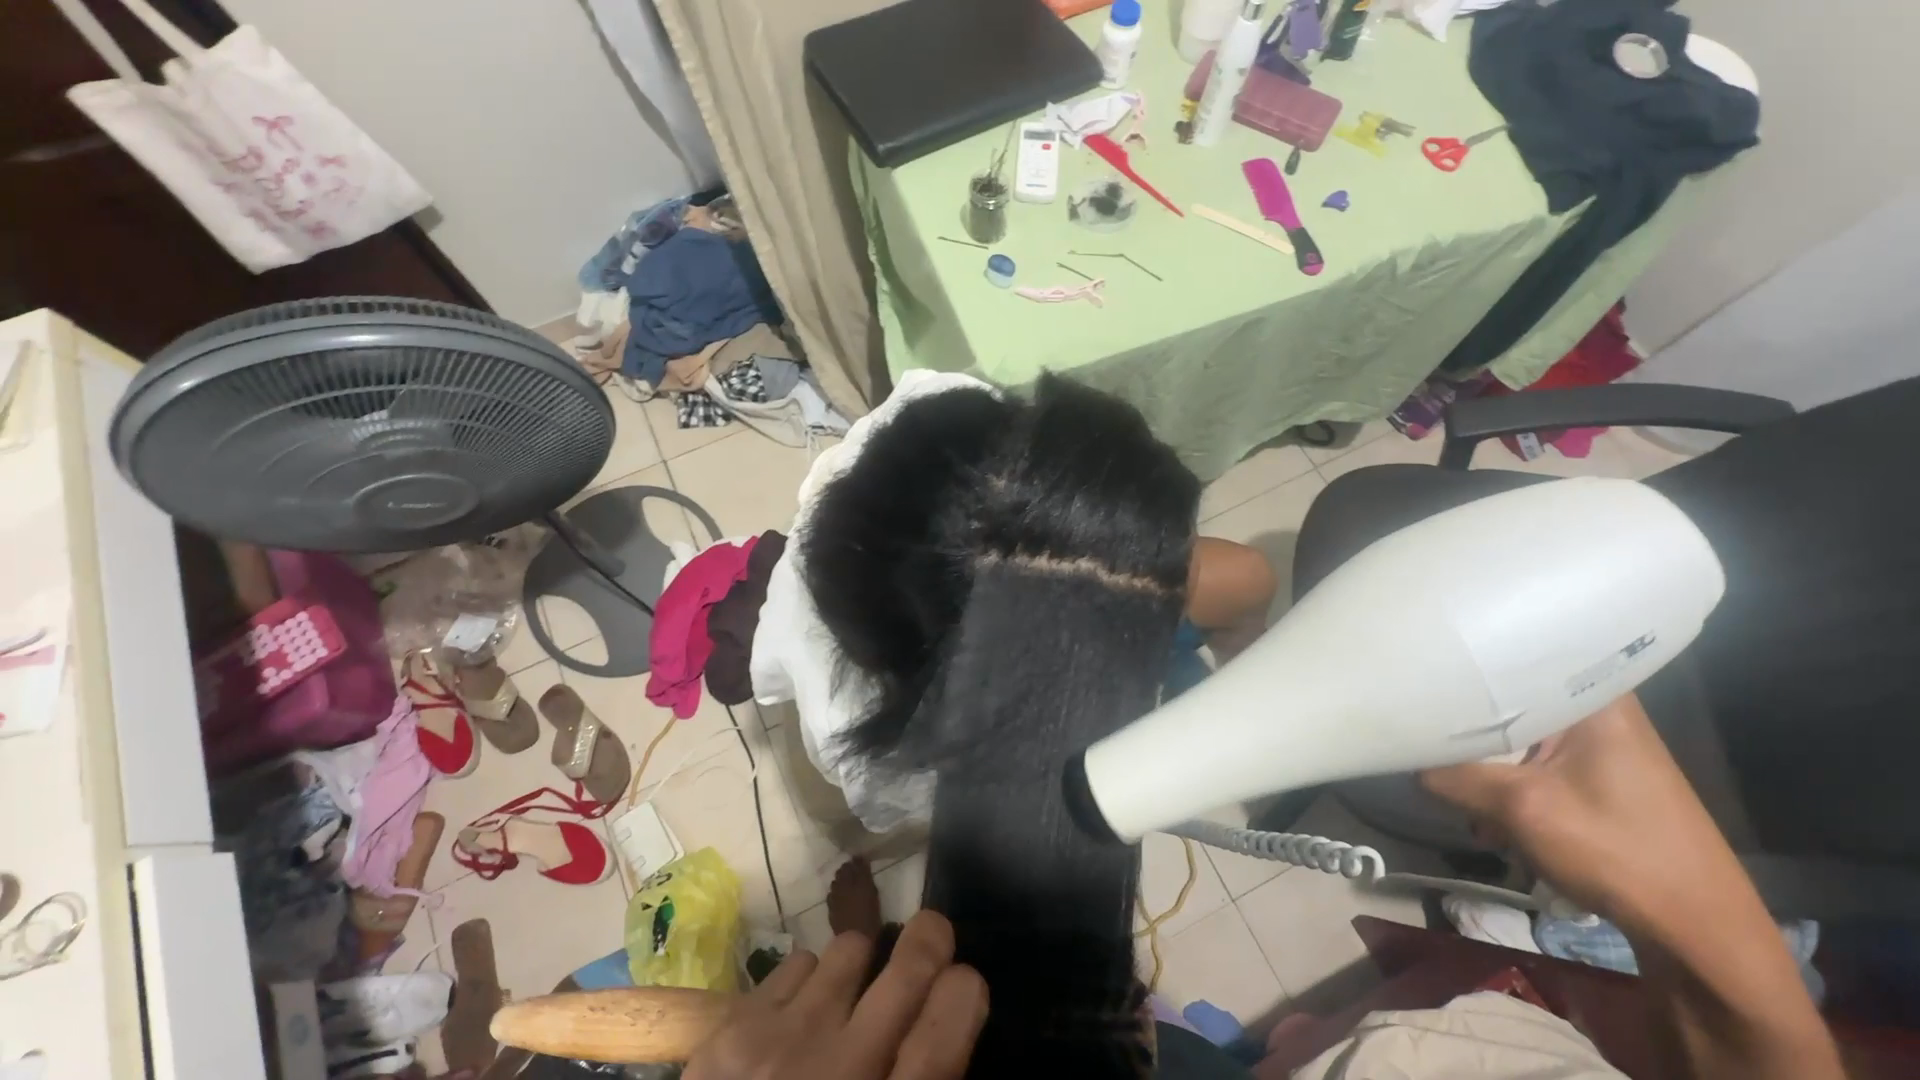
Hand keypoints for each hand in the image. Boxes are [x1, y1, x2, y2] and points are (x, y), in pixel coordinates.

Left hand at [685, 910, 988, 1079]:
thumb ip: (914, 1077)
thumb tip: (942, 1025)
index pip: (947, 1029)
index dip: (965, 993)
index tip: (964, 982)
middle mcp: (842, 1069)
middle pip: (911, 967)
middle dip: (930, 939)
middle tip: (932, 934)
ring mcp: (784, 1042)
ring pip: (850, 949)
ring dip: (859, 968)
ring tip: (847, 996)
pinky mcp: (734, 1029)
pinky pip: (797, 963)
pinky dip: (805, 984)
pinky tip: (795, 1020)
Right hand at [1420, 694, 1755, 940]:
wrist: (1699, 931)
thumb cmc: (1618, 852)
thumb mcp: (1521, 808)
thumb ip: (1456, 777)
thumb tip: (1407, 761)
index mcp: (1594, 699)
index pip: (1512, 665)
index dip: (1462, 676)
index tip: (1418, 687)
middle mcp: (1601, 713)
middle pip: (1510, 705)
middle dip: (1470, 736)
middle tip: (1430, 754)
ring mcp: (1604, 749)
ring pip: (1520, 742)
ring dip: (1488, 772)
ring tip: (1467, 805)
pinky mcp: (1602, 782)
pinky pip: (1538, 769)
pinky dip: (1510, 790)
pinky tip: (1493, 823)